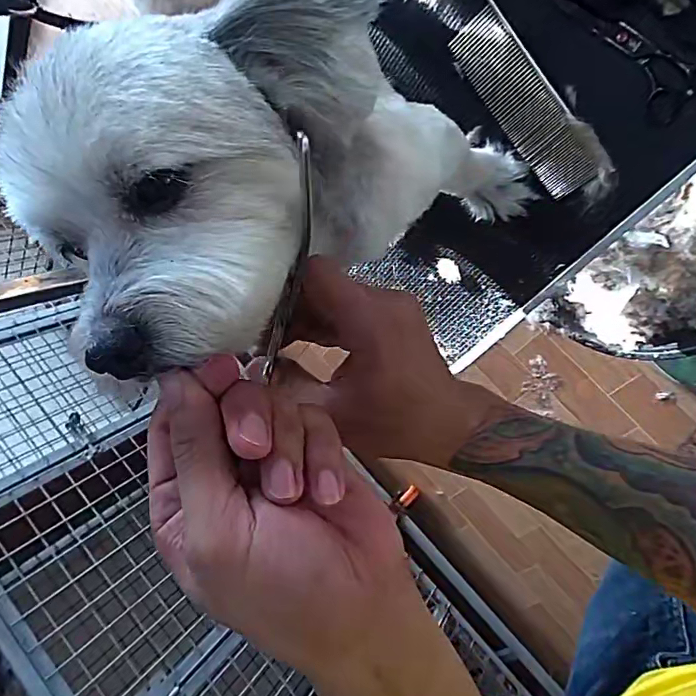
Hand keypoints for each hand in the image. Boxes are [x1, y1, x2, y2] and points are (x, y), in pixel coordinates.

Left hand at [148, 367, 430, 685]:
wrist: (362, 609)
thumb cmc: (278, 589)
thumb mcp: (216, 530)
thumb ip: (194, 453)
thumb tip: (174, 382)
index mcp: (183, 495)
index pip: (174, 422)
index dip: (193, 391)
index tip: (217, 370)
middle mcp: (228, 472)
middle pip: (227, 403)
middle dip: (247, 421)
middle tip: (257, 450)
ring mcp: (279, 460)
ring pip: (276, 406)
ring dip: (289, 446)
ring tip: (297, 495)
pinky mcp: (321, 455)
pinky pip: (316, 421)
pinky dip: (322, 454)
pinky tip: (326, 496)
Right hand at [214, 256, 509, 469]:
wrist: (449, 423)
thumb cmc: (400, 422)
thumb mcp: (334, 413)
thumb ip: (287, 389)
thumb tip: (245, 375)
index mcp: (370, 315)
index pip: (315, 272)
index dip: (281, 287)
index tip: (256, 312)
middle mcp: (384, 300)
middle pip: (324, 283)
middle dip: (290, 306)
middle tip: (261, 335)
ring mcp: (394, 305)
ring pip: (337, 295)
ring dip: (309, 315)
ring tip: (279, 343)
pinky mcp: (396, 316)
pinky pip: (353, 307)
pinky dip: (329, 322)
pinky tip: (306, 344)